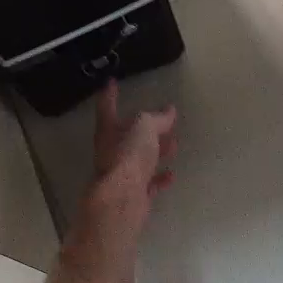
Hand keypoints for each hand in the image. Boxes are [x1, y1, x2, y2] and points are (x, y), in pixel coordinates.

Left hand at [78, 82, 177, 245]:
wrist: (122, 201)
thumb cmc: (127, 157)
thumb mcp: (143, 128)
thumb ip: (156, 119)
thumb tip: (168, 111)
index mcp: (108, 132)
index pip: (107, 108)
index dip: (109, 95)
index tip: (110, 82)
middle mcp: (112, 152)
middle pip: (128, 135)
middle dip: (145, 127)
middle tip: (163, 119)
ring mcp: (122, 175)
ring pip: (141, 158)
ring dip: (157, 150)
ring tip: (174, 143)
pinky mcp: (134, 195)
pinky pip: (149, 183)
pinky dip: (160, 177)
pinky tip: (171, 175)